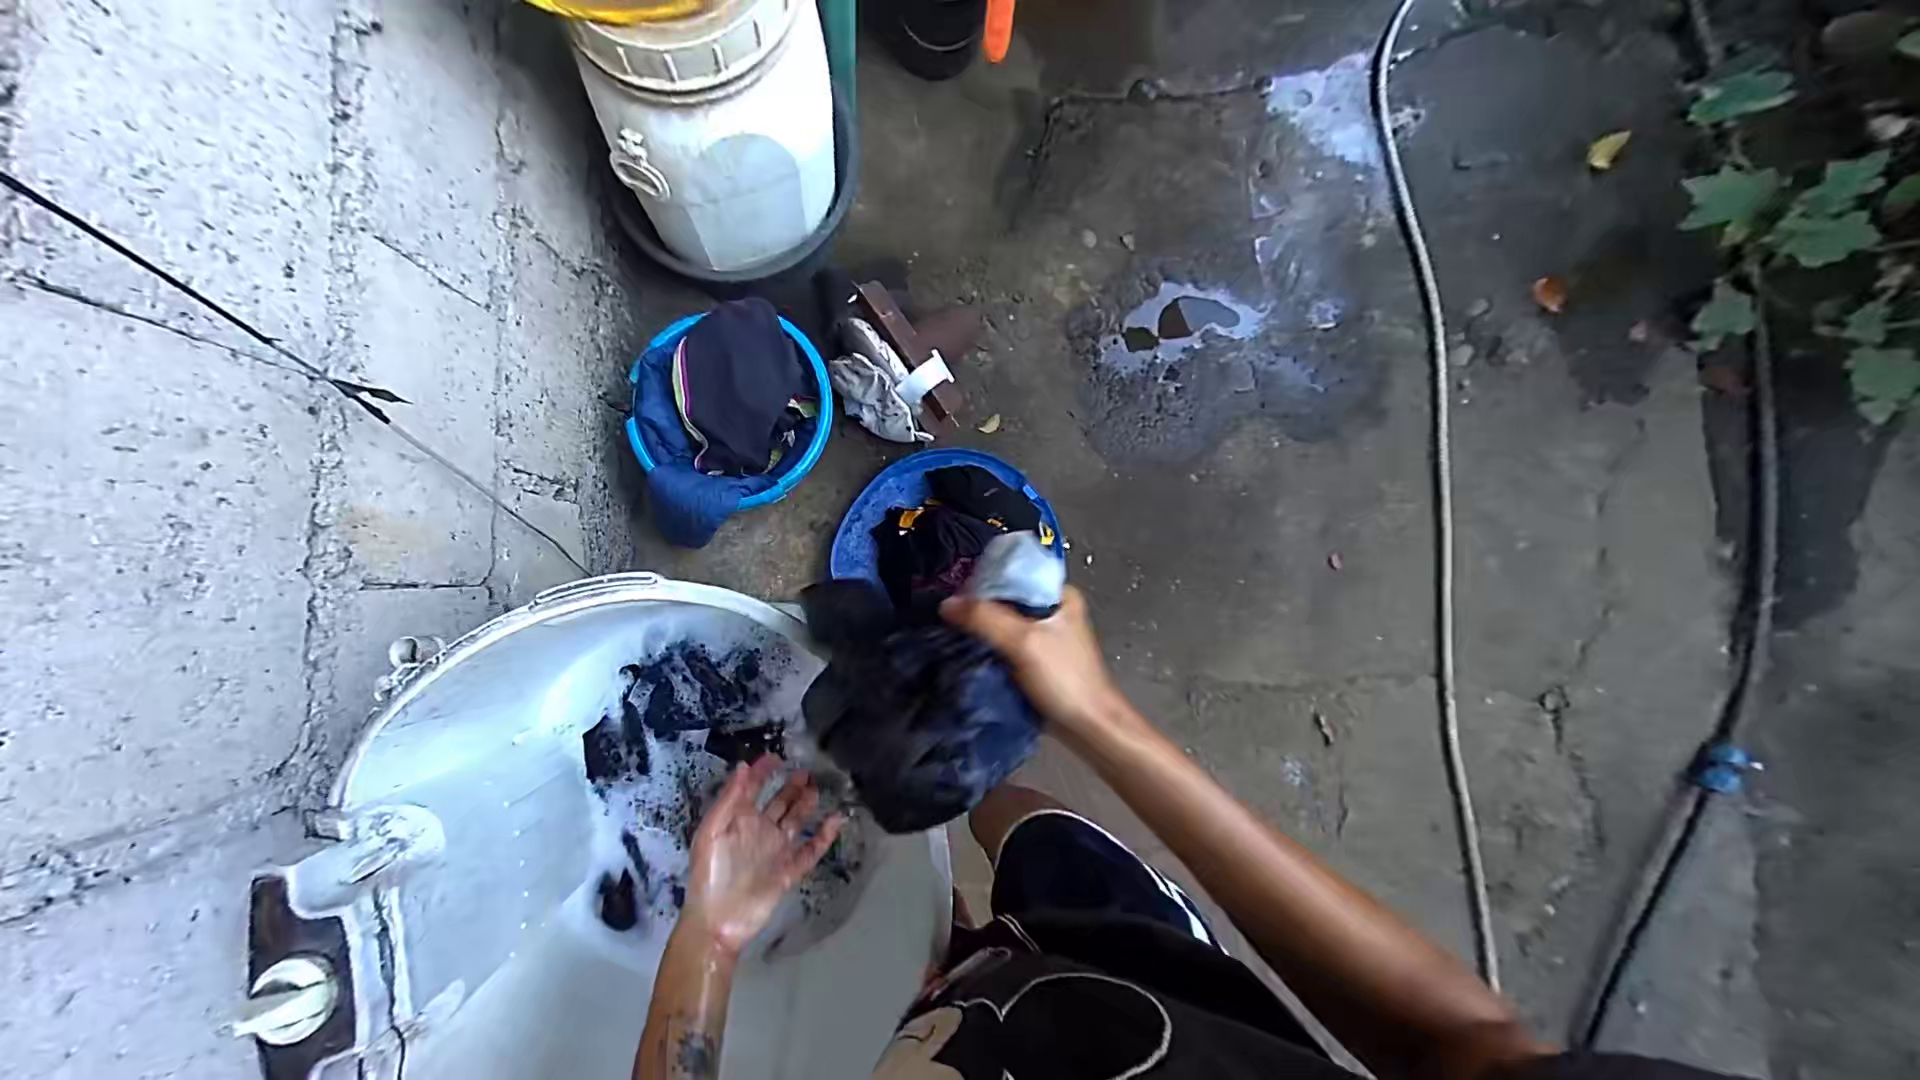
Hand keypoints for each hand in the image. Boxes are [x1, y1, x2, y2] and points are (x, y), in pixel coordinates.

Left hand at [682, 756, 844, 960]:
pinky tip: (836, 820)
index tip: (776, 757)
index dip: (763, 772)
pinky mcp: (790, 870)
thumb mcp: (711, 832)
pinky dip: (825, 835)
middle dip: (792, 786)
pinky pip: (811, 849)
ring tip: (817, 788)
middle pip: (780, 803)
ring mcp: (776, 850)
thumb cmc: (709, 875)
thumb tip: (743, 766)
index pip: (753, 789)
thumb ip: (729, 799)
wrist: (717, 924)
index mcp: (739, 820)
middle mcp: (760, 831)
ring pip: (796, 821)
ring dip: (806, 804)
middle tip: (806, 771)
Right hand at [940, 586, 1128, 737]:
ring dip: (981, 628)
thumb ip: (985, 618)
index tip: (954, 589)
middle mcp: (1053, 610)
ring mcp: (1045, 636)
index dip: (984, 579)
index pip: (1014, 573)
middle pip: (1006, 598)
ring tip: (951, 628)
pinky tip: (967, 650)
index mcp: (1060, 594)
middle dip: (979, 605)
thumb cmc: (1065, 680)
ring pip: (1004, 622)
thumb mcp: (1024, 642)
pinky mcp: (1036, 659)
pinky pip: (1005, 644)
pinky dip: (988, 646)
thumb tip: (946, 603)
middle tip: (947, 611)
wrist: (1089, 729)